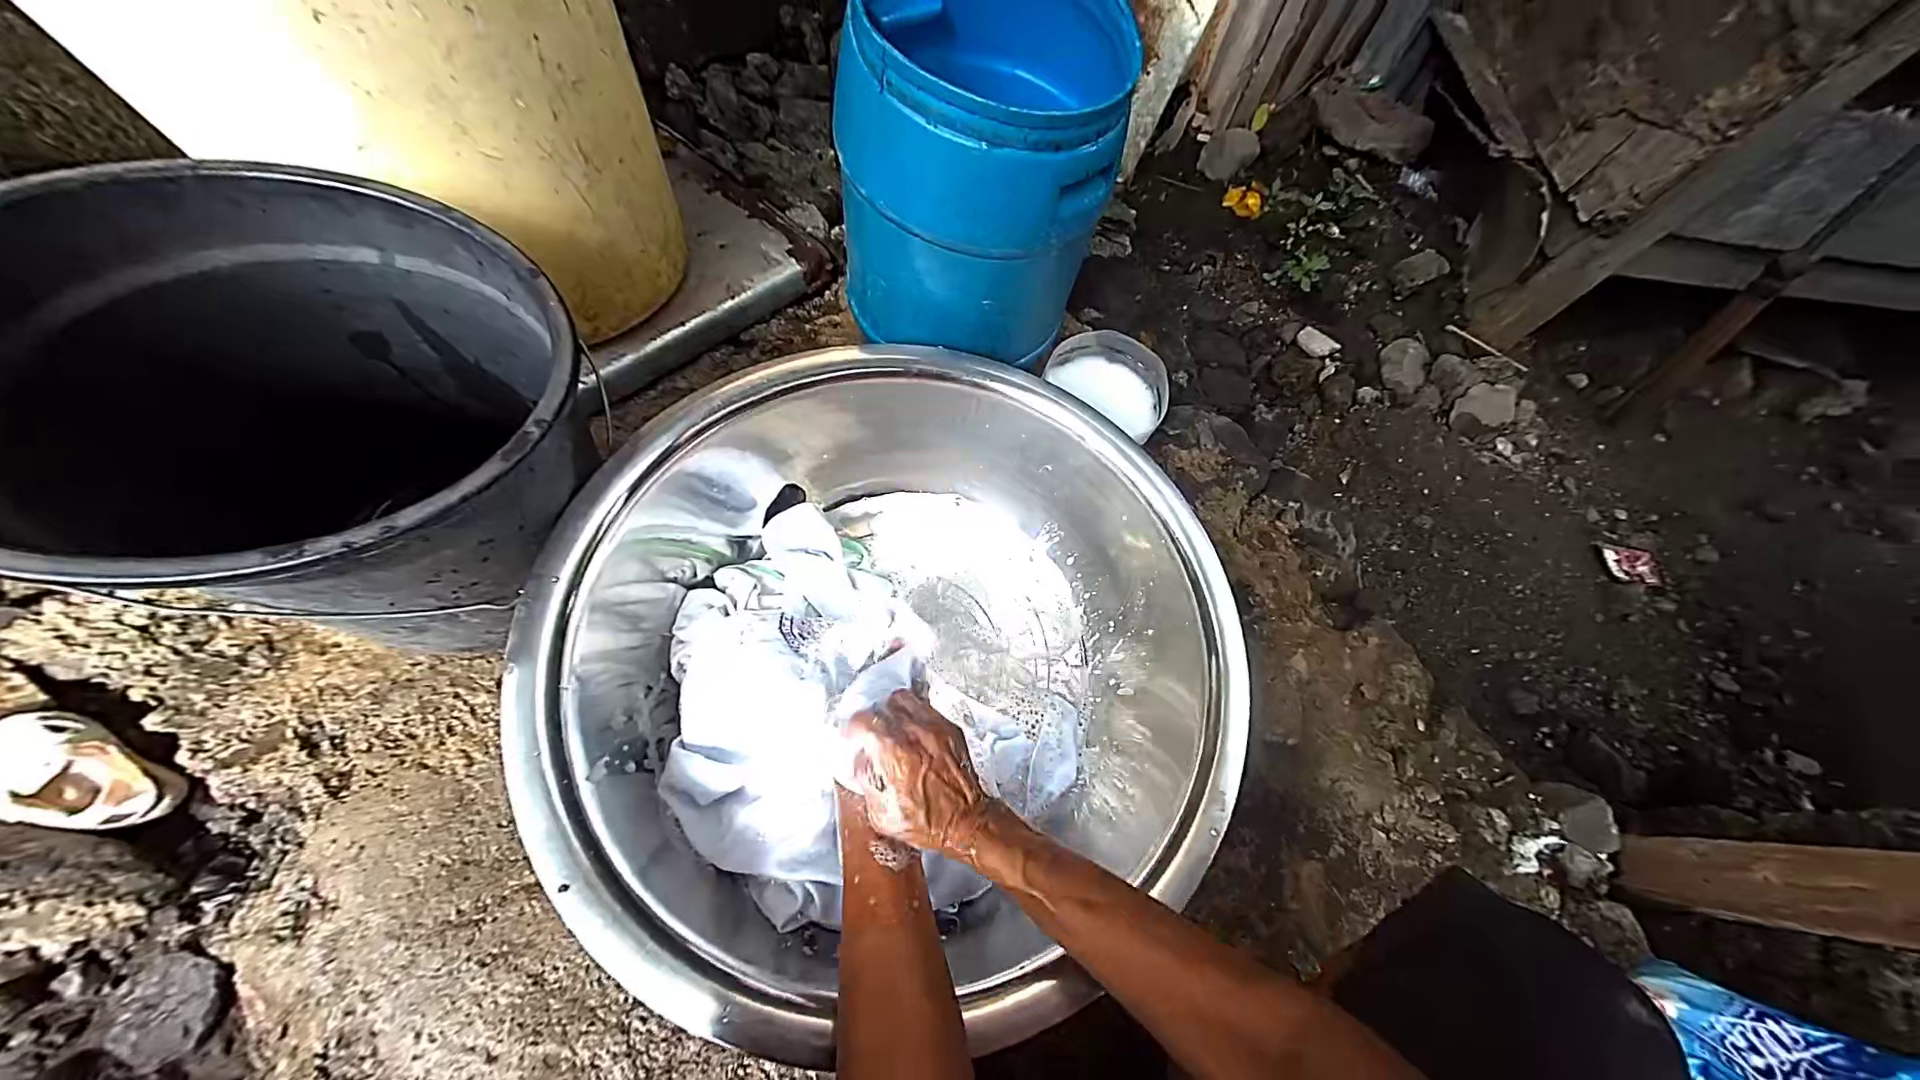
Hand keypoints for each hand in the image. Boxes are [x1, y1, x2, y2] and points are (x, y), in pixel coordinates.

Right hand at [843, 690, 995, 858]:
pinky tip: (912, 729)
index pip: (863, 720)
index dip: (852, 726)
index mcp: (893, 753)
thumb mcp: (881, 814)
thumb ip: (865, 781)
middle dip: (871, 718)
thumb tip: (860, 761)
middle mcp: (914, 734)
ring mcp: (934, 728)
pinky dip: (914, 713)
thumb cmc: (928, 822)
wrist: (965, 821)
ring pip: (905, 700)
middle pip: (883, 706)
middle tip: (869, 731)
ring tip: (890, 724)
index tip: (851, 734)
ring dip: (892, 710)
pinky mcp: (949, 729)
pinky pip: (925, 708)